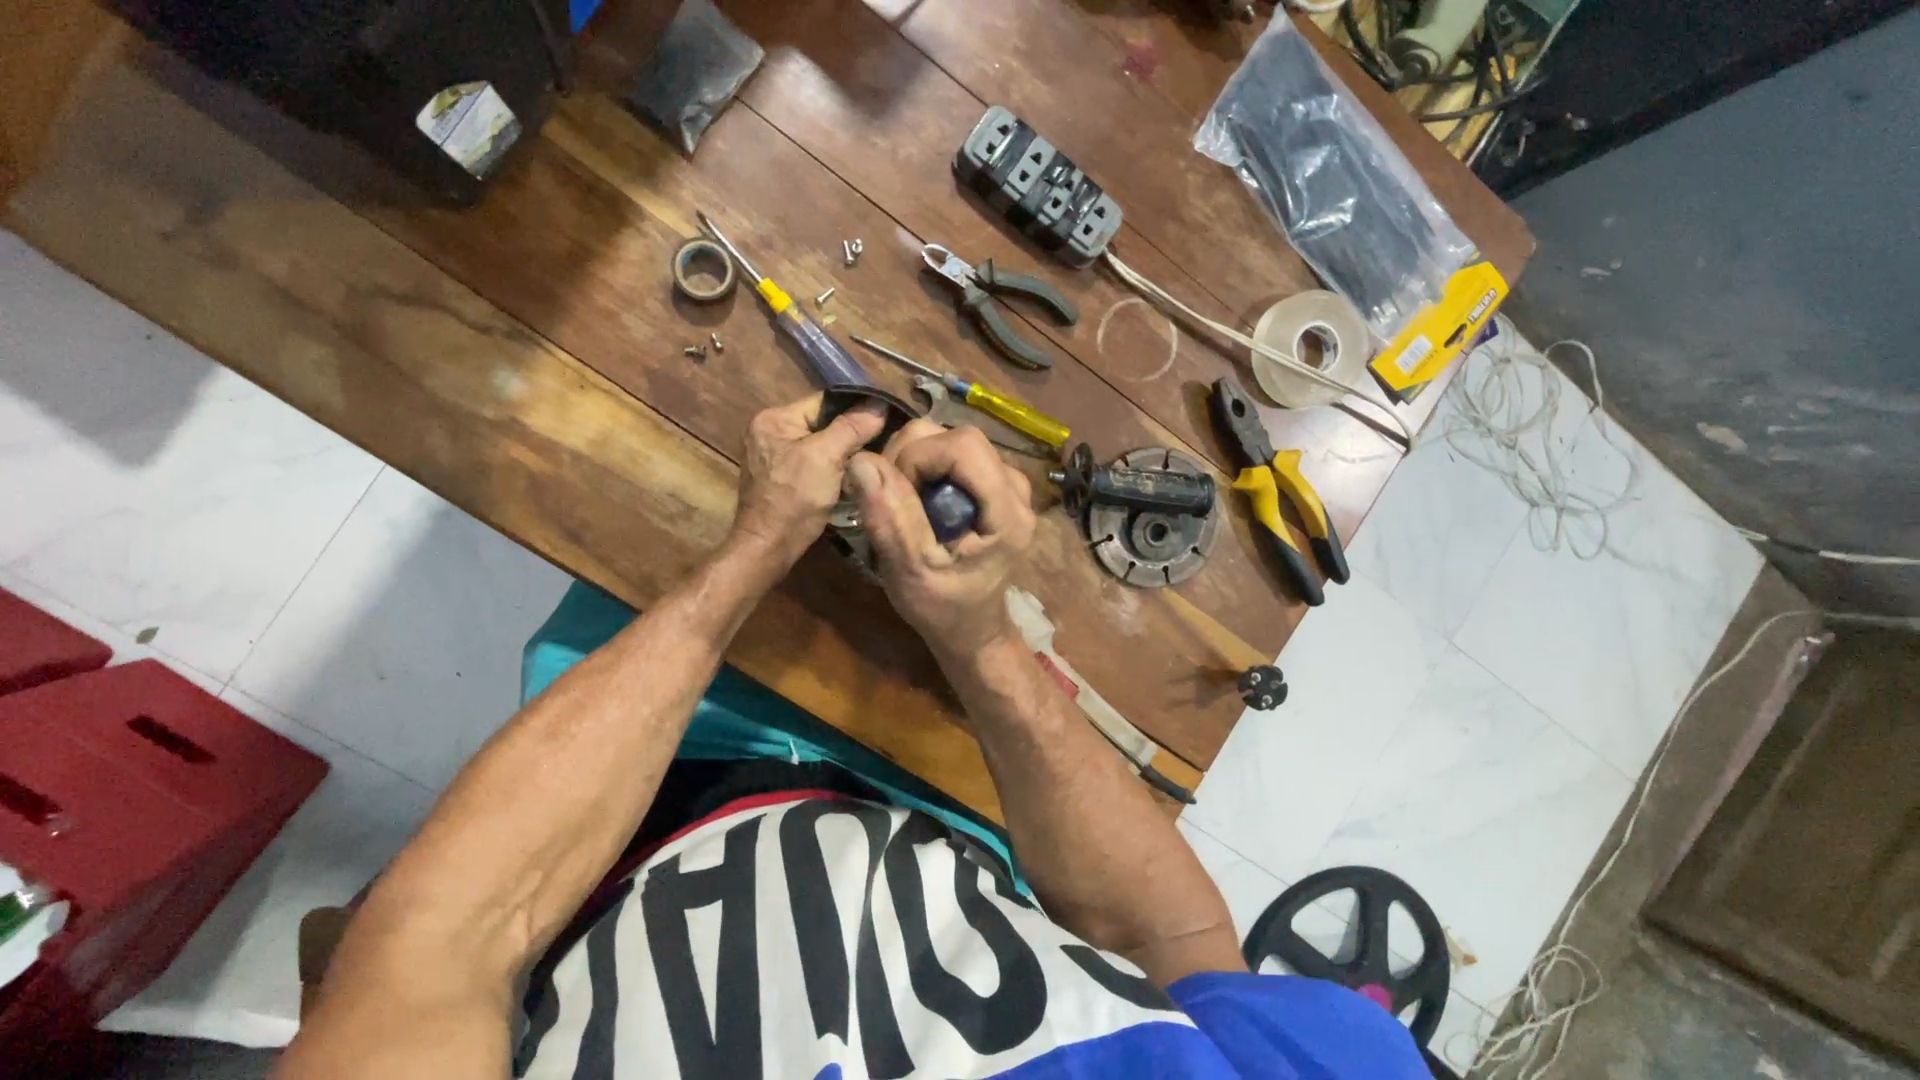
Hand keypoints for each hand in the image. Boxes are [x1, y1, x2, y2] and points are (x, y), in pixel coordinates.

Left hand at [730, 394, 885, 570]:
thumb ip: (852, 427)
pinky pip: (815, 462)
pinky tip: (853, 474)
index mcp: (774, 418)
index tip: (888, 416)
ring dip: (845, 451)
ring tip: (875, 456)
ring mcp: (774, 456)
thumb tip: (879, 404)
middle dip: (852, 432)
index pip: (824, 401)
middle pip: (823, 422)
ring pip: (821, 443)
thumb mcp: (826, 458)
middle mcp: (770, 431)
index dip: (857, 408)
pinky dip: (834, 466)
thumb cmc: (794, 500)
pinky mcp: (781, 477)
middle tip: (886, 439)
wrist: (769, 548)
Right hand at [847, 421, 1036, 657]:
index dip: (917, 458)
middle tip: (889, 498)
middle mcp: (1016, 488)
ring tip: (899, 503)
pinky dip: (923, 468)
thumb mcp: (911, 573)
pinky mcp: (990, 483)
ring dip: (912, 462)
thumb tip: (861, 461)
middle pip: (956, 436)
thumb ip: (892, 519)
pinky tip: (914, 502)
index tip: (894, 495)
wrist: (970, 628)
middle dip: (911, 457)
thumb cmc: (943, 610)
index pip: (963, 446)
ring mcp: (1006, 483)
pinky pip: (951, 455)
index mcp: (1008, 512)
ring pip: (950, 439)